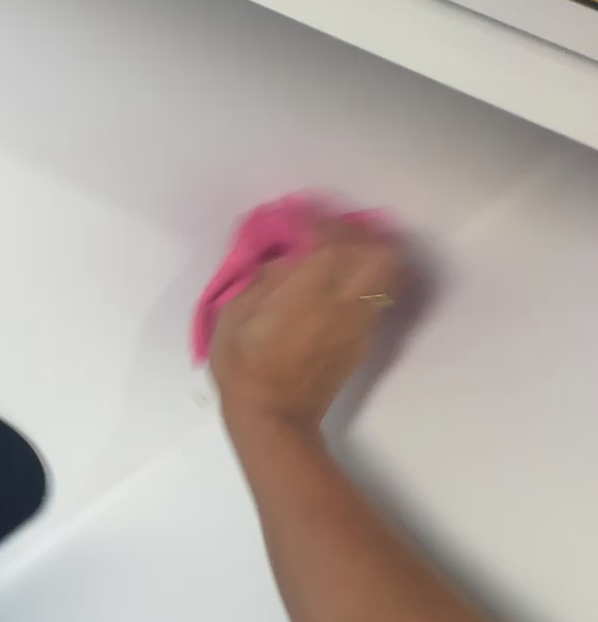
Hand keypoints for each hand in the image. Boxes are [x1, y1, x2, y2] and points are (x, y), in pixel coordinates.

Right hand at [210, 217, 404, 434]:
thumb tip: (286, 263)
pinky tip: (344, 272)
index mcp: (306, 296)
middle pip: (376, 253)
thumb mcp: (234, 316)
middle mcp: (344, 304)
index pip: (330, 244)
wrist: (274, 411)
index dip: (318, 221)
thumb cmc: (241, 363)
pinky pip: (378, 291)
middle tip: (330, 222)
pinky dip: (368, 271)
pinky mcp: (364, 336)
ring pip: (387, 272)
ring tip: (344, 241)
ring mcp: (360, 321)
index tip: (300, 210)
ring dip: (371, 249)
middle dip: (357, 231)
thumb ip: (264, 283)